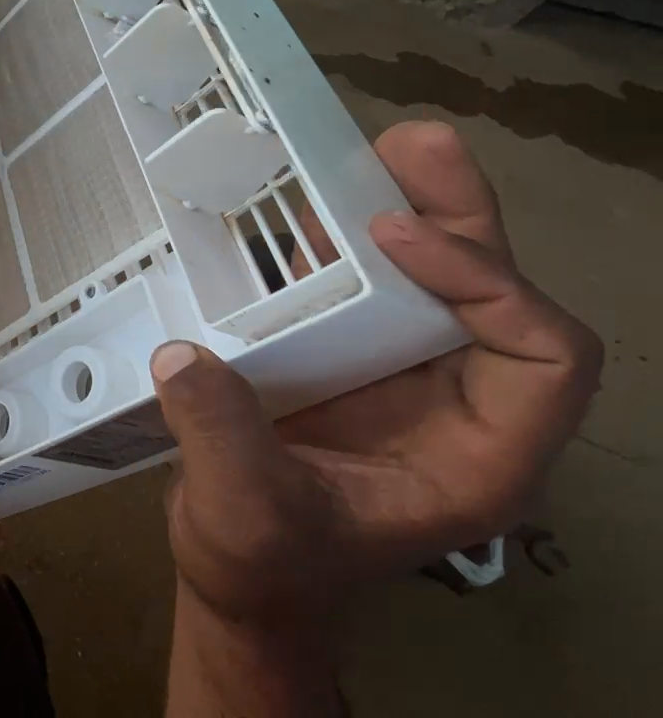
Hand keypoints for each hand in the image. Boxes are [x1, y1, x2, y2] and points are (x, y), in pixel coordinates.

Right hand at [153, 120, 600, 622]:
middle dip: (459, 220)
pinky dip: (333, 246)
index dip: (488, 286)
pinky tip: (300, 209)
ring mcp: (395, 382)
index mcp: (477, 456)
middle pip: (492, 300)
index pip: (540, 357)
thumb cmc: (262, 563)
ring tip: (365, 152)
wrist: (238, 575)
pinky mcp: (339, 365)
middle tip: (410, 148)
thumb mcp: (246, 513)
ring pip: (426, 285)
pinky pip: (353, 293)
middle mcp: (454, 407)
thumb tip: (182, 354)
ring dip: (404, 214)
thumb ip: (223, 436)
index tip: (392, 236)